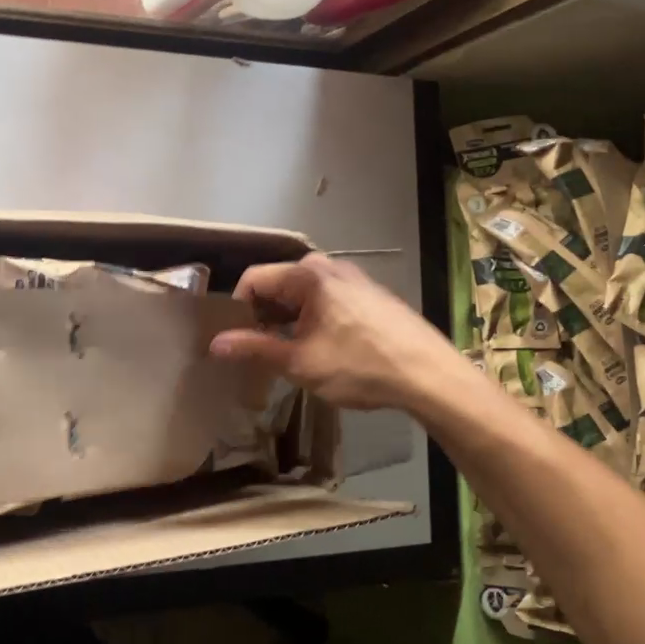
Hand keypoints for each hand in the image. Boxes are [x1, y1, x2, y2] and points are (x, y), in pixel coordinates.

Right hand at [209, 253, 464, 411]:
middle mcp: (329, 267)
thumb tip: (214, 343)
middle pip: (277, 285)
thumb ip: (254, 348)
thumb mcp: (299, 362)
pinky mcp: (368, 295)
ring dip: (287, 322)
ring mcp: (352, 279)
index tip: (236, 340)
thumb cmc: (359, 366)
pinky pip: (324, 301)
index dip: (237, 310)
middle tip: (258, 352)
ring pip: (301, 296)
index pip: (253, 279)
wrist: (429, 376)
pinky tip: (321, 351)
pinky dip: (312, 321)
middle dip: (262, 317)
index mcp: (308, 274)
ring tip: (288, 356)